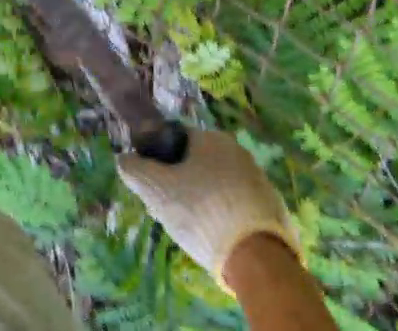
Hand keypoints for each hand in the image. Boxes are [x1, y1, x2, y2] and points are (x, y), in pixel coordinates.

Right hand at [118, 127, 302, 285]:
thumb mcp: (155, 190)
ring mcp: (260, 180)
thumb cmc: (200, 212)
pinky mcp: (274, 208)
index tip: (155, 187)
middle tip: (170, 210)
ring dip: (203, 201)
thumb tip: (124, 159)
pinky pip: (238, 207)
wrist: (257, 259)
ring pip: (218, 185)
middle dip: (181, 183)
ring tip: (193, 228)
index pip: (176, 140)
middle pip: (197, 163)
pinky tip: (217, 238)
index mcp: (212, 139)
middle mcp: (239, 152)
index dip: (159, 162)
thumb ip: (134, 169)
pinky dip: (225, 217)